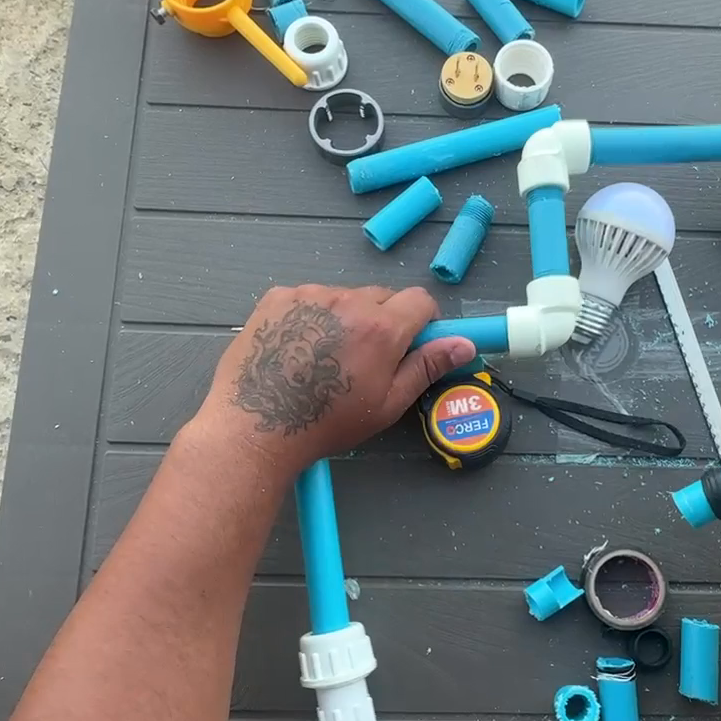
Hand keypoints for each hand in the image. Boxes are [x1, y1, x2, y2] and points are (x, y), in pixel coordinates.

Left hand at [192, 284, 476, 475]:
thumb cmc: (327, 423)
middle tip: (365, 359)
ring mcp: (309, 294)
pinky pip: (308, 297)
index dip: (423, 321)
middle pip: (382, 297)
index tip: (412, 344)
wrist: (255, 426)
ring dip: (346, 317)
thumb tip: (465, 345)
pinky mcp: (277, 297)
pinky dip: (311, 315)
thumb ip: (427, 367)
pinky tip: (297, 349)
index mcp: (382, 327)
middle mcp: (348, 300)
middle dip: (383, 320)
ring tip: (325, 358)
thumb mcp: (387, 404)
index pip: (421, 300)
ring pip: (344, 297)